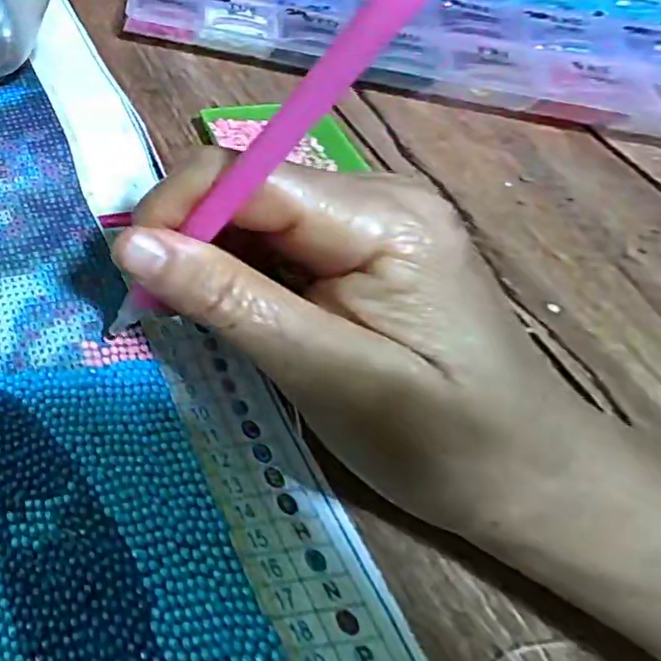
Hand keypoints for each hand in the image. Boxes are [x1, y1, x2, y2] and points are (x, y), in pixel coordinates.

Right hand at [113, 147, 607, 537]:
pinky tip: (227, 305)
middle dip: (182, 234)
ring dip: (197, 252)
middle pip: (235, 185)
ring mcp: (355, 212)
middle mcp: (368, 193)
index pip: (241, 176)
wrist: (532, 484)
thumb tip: (128, 244)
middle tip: (158, 300)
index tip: (134, 270)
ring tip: (191, 310)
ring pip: (237, 208)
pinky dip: (221, 265)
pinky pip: (255, 232)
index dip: (174, 209)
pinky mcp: (339, 238)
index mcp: (380, 216)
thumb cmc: (442, 441)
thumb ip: (225, 300)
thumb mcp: (324, 372)